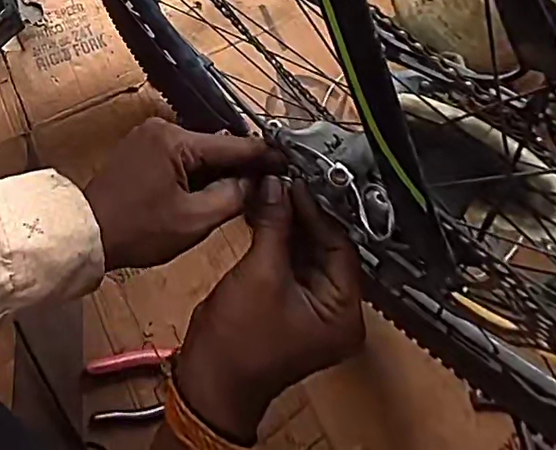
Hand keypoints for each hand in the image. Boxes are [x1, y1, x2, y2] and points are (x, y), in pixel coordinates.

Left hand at [81, 117, 278, 270]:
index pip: (231, 144)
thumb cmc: (139, 229)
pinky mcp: (141, 148)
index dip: (263, 156)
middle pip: (214, 146)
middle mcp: (160, 128)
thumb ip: (232, 196)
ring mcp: (148, 136)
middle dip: (240, 165)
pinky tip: (211, 191)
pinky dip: (196, 171)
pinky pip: (179, 155)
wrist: (90, 230)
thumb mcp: (195, 220)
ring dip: (217, 171)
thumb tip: (256, 181)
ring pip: (197, 152)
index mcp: (174, 140)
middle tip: (270, 185)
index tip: (290, 163)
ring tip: (245, 192)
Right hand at [174, 175, 364, 443]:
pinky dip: (272, 235)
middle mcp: (332, 309)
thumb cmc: (243, 335)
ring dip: (284, 221)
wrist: (211, 372)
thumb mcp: (261, 273)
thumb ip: (273, 225)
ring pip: (302, 250)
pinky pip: (285, 258)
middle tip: (277, 182)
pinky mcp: (282, 298)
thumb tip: (276, 185)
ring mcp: (306, 304)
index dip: (316, 212)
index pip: (340, 247)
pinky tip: (256, 212)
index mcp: (344, 312)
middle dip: (298, 214)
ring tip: (265, 191)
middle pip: (323, 247)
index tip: (292, 183)